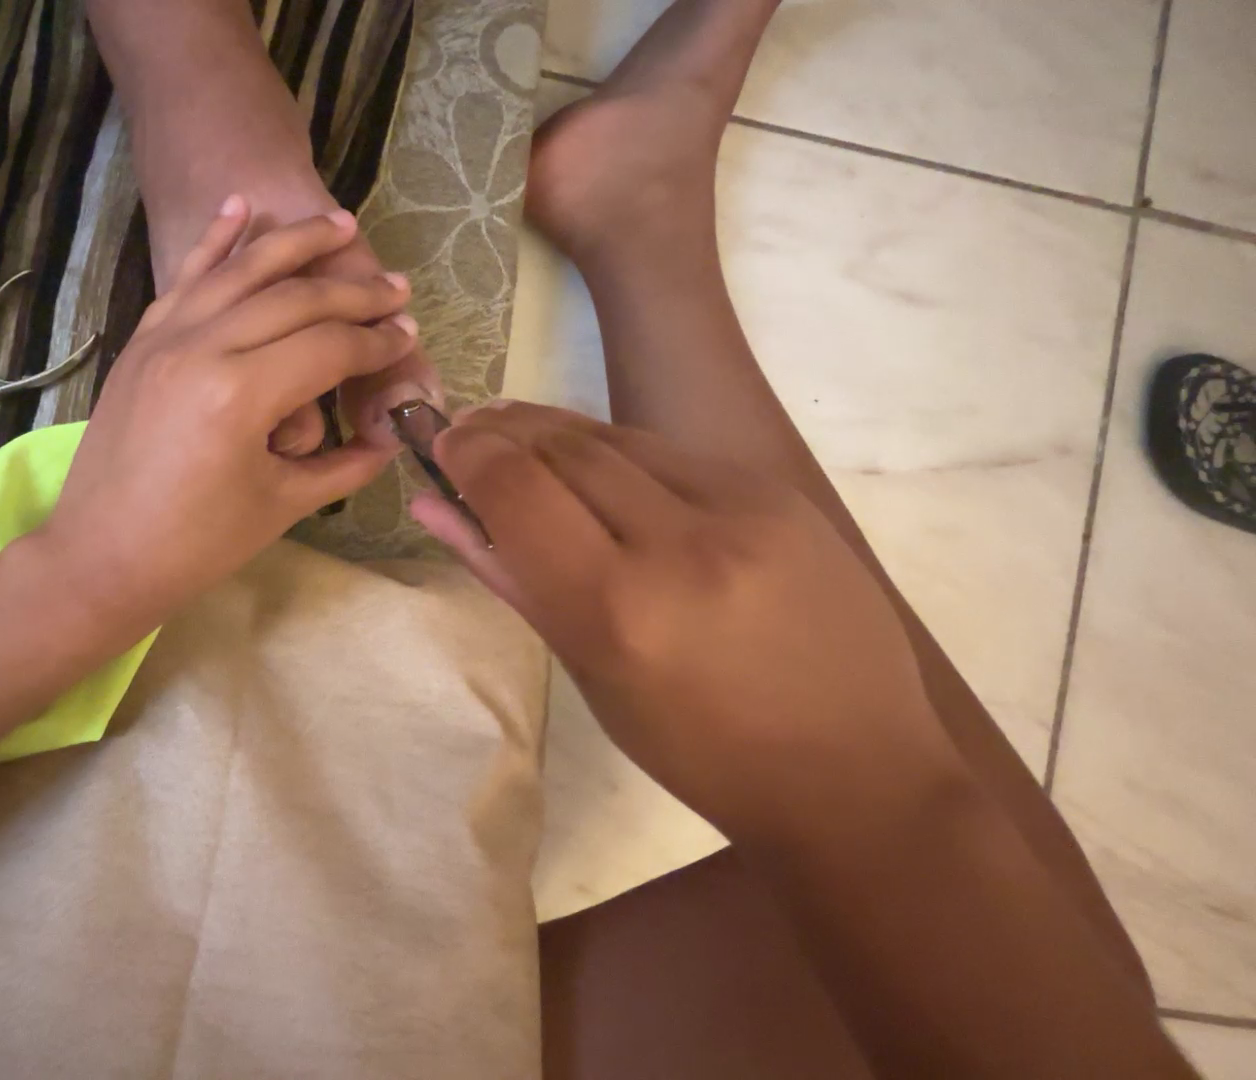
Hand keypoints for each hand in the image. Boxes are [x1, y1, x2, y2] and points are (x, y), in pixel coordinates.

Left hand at [39, 199, 414, 627]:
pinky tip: (241, 206)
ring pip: (241, 272)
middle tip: (397, 288)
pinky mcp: (141, 342)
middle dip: (353, 292)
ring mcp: (165, 338)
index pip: (329, 348)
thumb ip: (343, 466)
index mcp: (241, 396)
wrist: (101, 557)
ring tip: (340, 223)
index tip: (409, 336)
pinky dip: (214, 241)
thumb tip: (389, 441)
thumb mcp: (280, 507)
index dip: (376, 342)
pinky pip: (184, 280)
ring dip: (295, 242)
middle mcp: (203, 348)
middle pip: (294, 300)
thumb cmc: (196, 546)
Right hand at [412, 402, 957, 837]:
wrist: (850, 769)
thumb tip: (434, 505)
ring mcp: (742, 510)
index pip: (517, 490)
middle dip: (503, 430)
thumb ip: (507, 575)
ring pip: (617, 438)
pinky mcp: (780, 494)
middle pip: (564, 448)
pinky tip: (593, 465)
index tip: (442, 442)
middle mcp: (678, 545)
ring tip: (517, 434)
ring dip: (553, 431)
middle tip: (469, 430)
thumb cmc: (690, 746)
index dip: (468, 453)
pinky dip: (615, 451)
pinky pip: (671, 453)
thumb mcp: (583, 669)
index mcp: (616, 608)